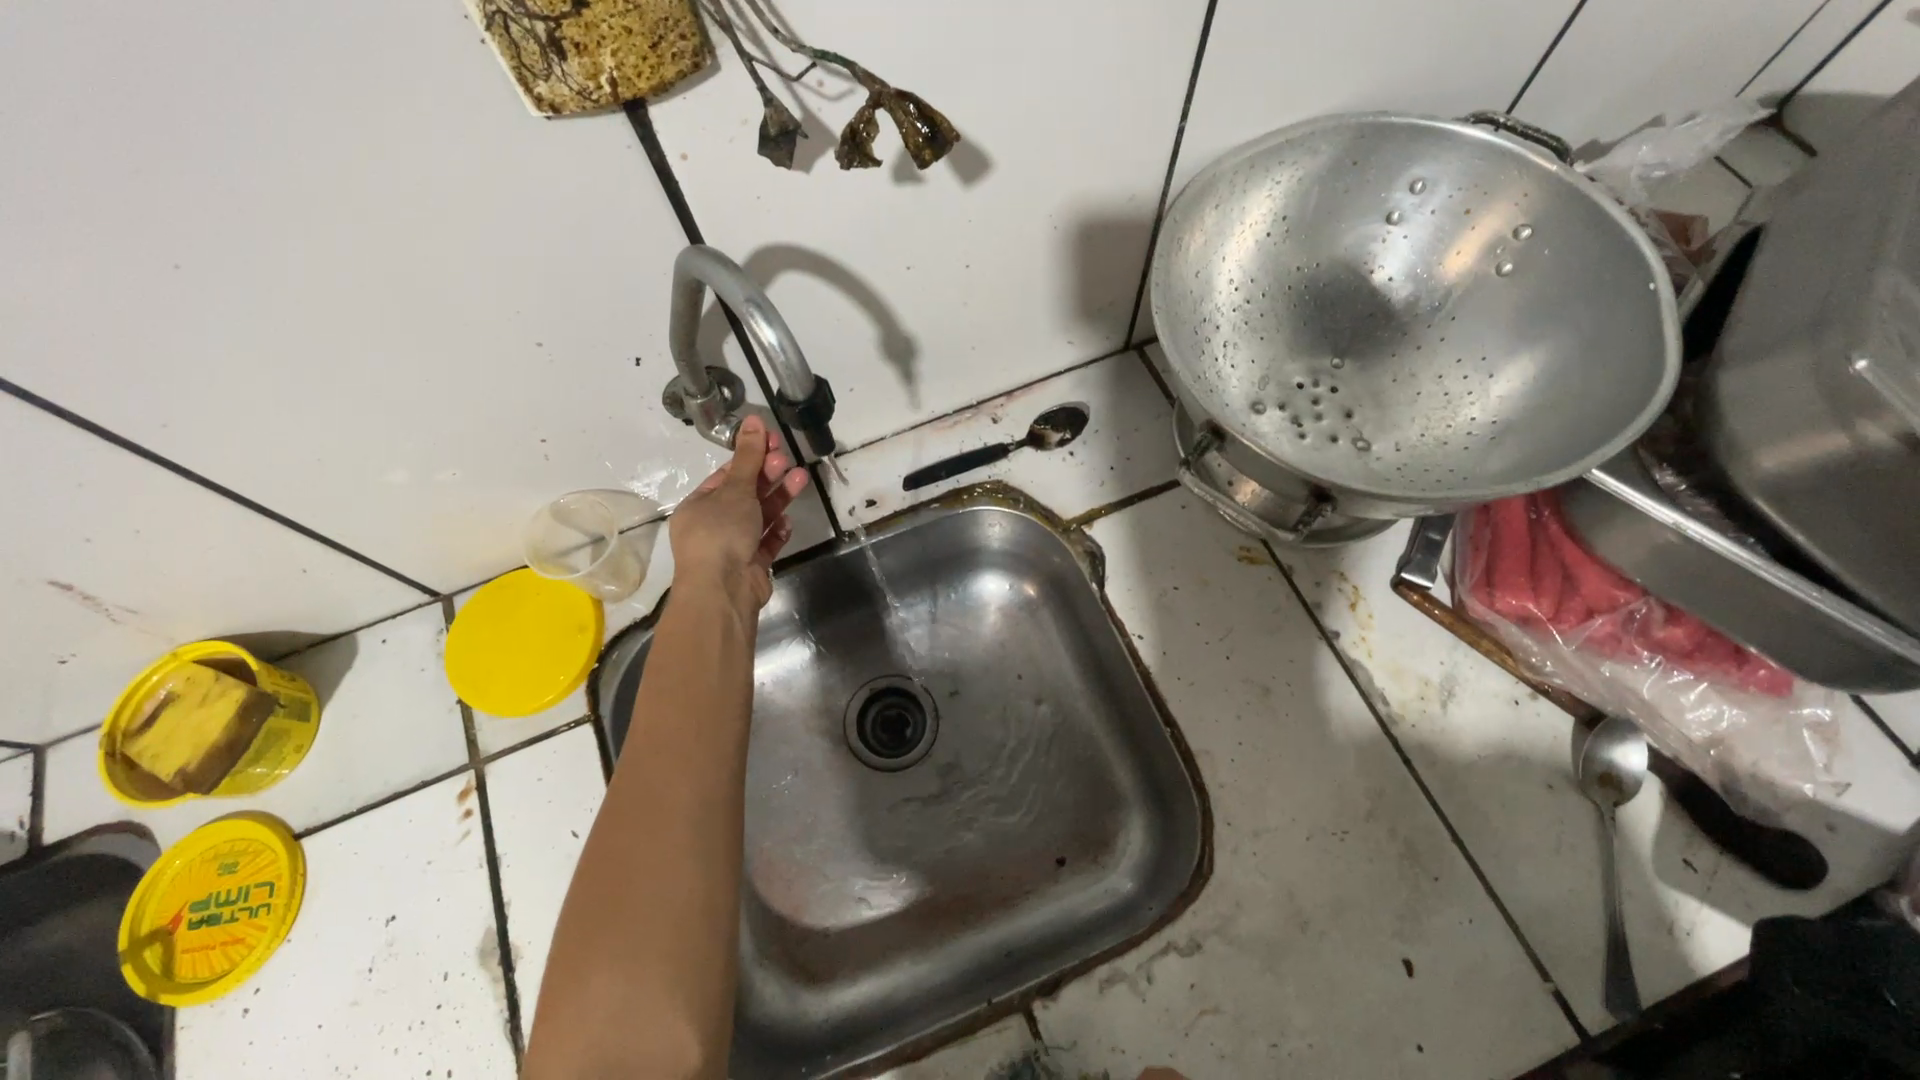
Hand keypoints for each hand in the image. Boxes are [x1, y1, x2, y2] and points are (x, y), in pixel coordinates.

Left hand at [670, 415, 810, 610]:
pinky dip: (777, 531)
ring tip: (801, 479)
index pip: (726, 476)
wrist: (723, 590)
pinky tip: (788, 521)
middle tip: (786, 460)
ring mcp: (732, 547)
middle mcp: (713, 525)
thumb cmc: (721, 533)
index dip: (750, 458)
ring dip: (779, 498)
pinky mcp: (751, 565)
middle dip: (767, 476)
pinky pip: (766, 543)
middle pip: (744, 495)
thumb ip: (748, 457)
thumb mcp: (735, 489)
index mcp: (699, 506)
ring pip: (759, 517)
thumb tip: (753, 420)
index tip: (772, 443)